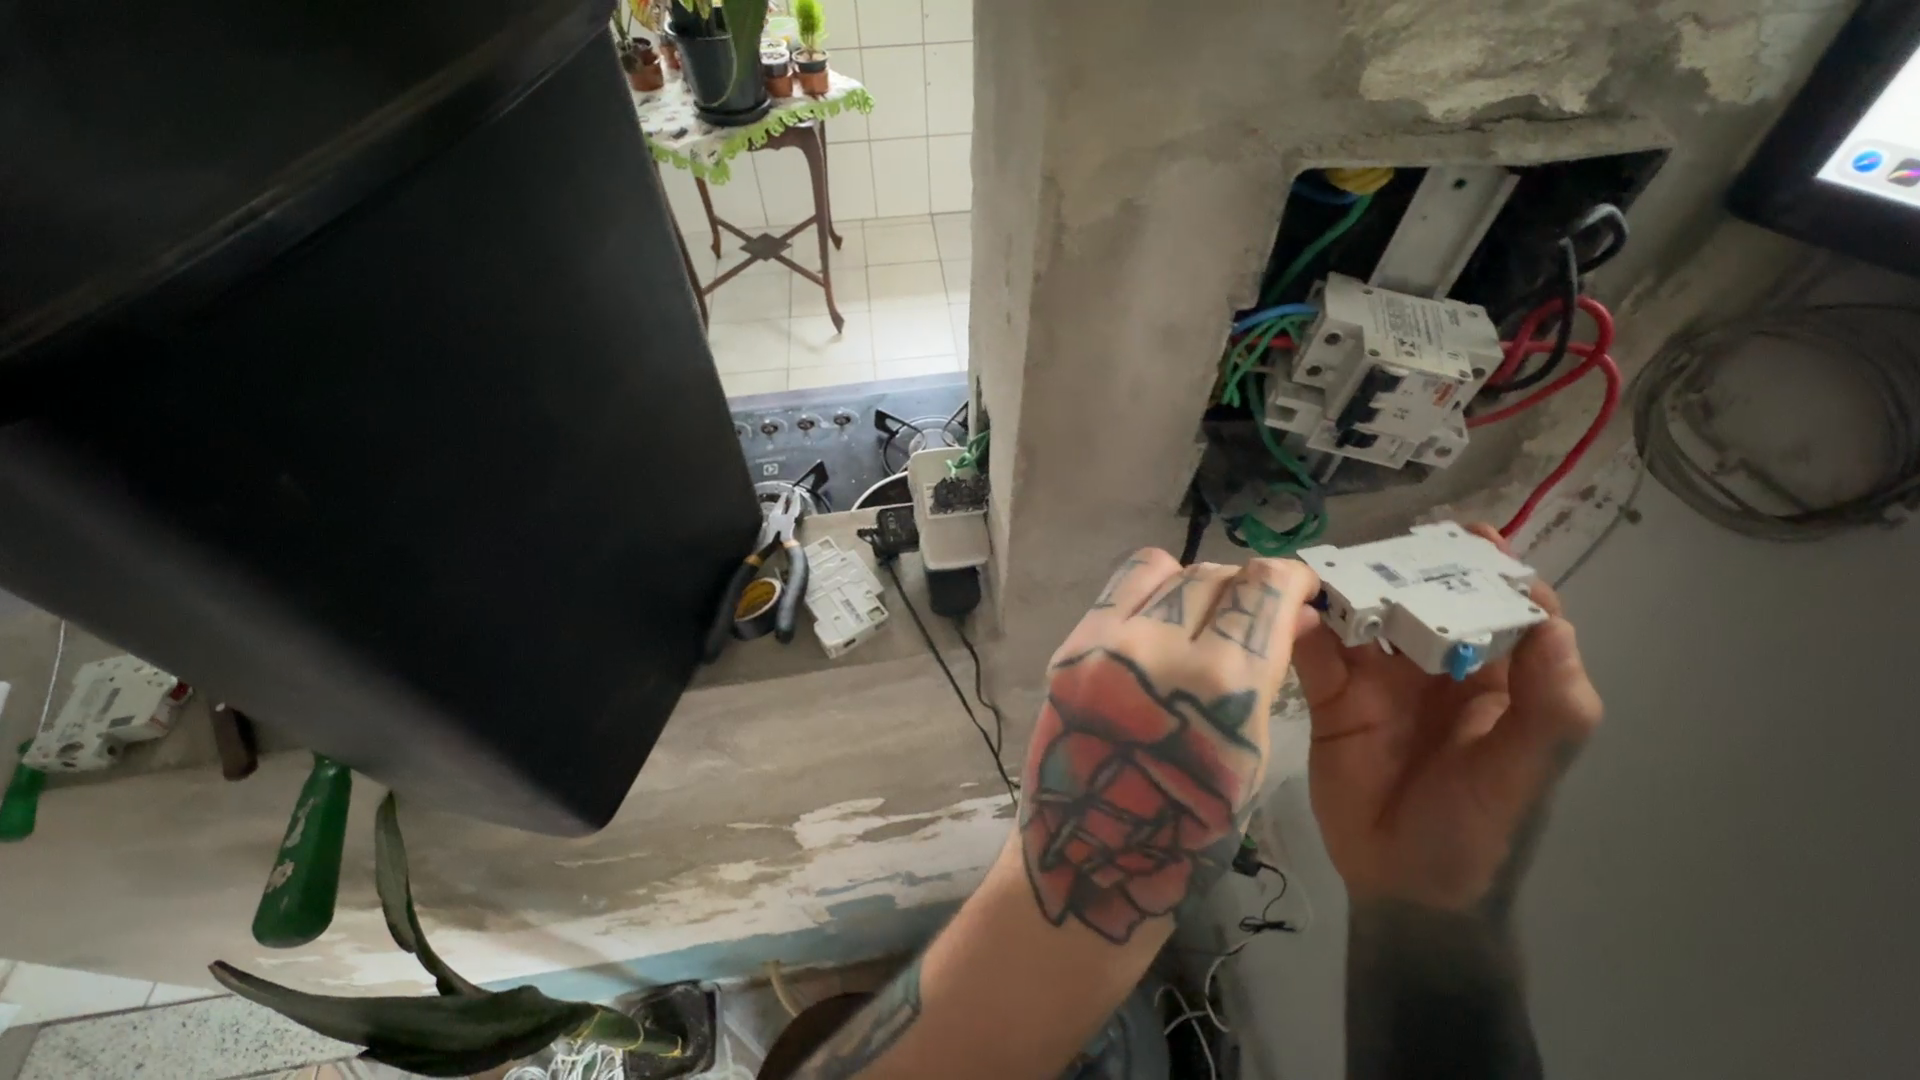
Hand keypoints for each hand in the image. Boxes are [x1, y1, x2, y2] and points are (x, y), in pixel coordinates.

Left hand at [1017, 550, 1320, 943]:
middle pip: (1215, 573)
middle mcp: (1158, 647)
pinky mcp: (1069, 646)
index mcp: (1221, 685)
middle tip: (1249, 617)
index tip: (1297, 590)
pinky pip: (1118, 587)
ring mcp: (1103, 642)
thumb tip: (1293, 612)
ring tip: (1199, 619)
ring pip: (1163, 568)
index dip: (1290, 579)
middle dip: (1245, 587)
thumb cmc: (1187, 829)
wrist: (1086, 852)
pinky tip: (1156, 624)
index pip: (1264, 588)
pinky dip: (1148, 591)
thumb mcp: (1250, 752)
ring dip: (1193, 583)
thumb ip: (1266, 673)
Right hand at [1293, 525, 1601, 914]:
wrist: (1405, 889)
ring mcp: (1379, 681)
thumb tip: (1550, 617)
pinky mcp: (1331, 698)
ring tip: (1322, 565)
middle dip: (1402, 568)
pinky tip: (1290, 613)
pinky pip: (1314, 654)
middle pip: (1420, 601)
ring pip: (1362, 618)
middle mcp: (1435, 668)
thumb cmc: (1479, 832)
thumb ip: (1550, 704)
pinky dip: (1301, 631)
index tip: (1466, 534)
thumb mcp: (1526, 773)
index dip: (1488, 569)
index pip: (1498, 609)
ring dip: (1344, 590)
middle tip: (1376, 542)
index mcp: (1496, 678)